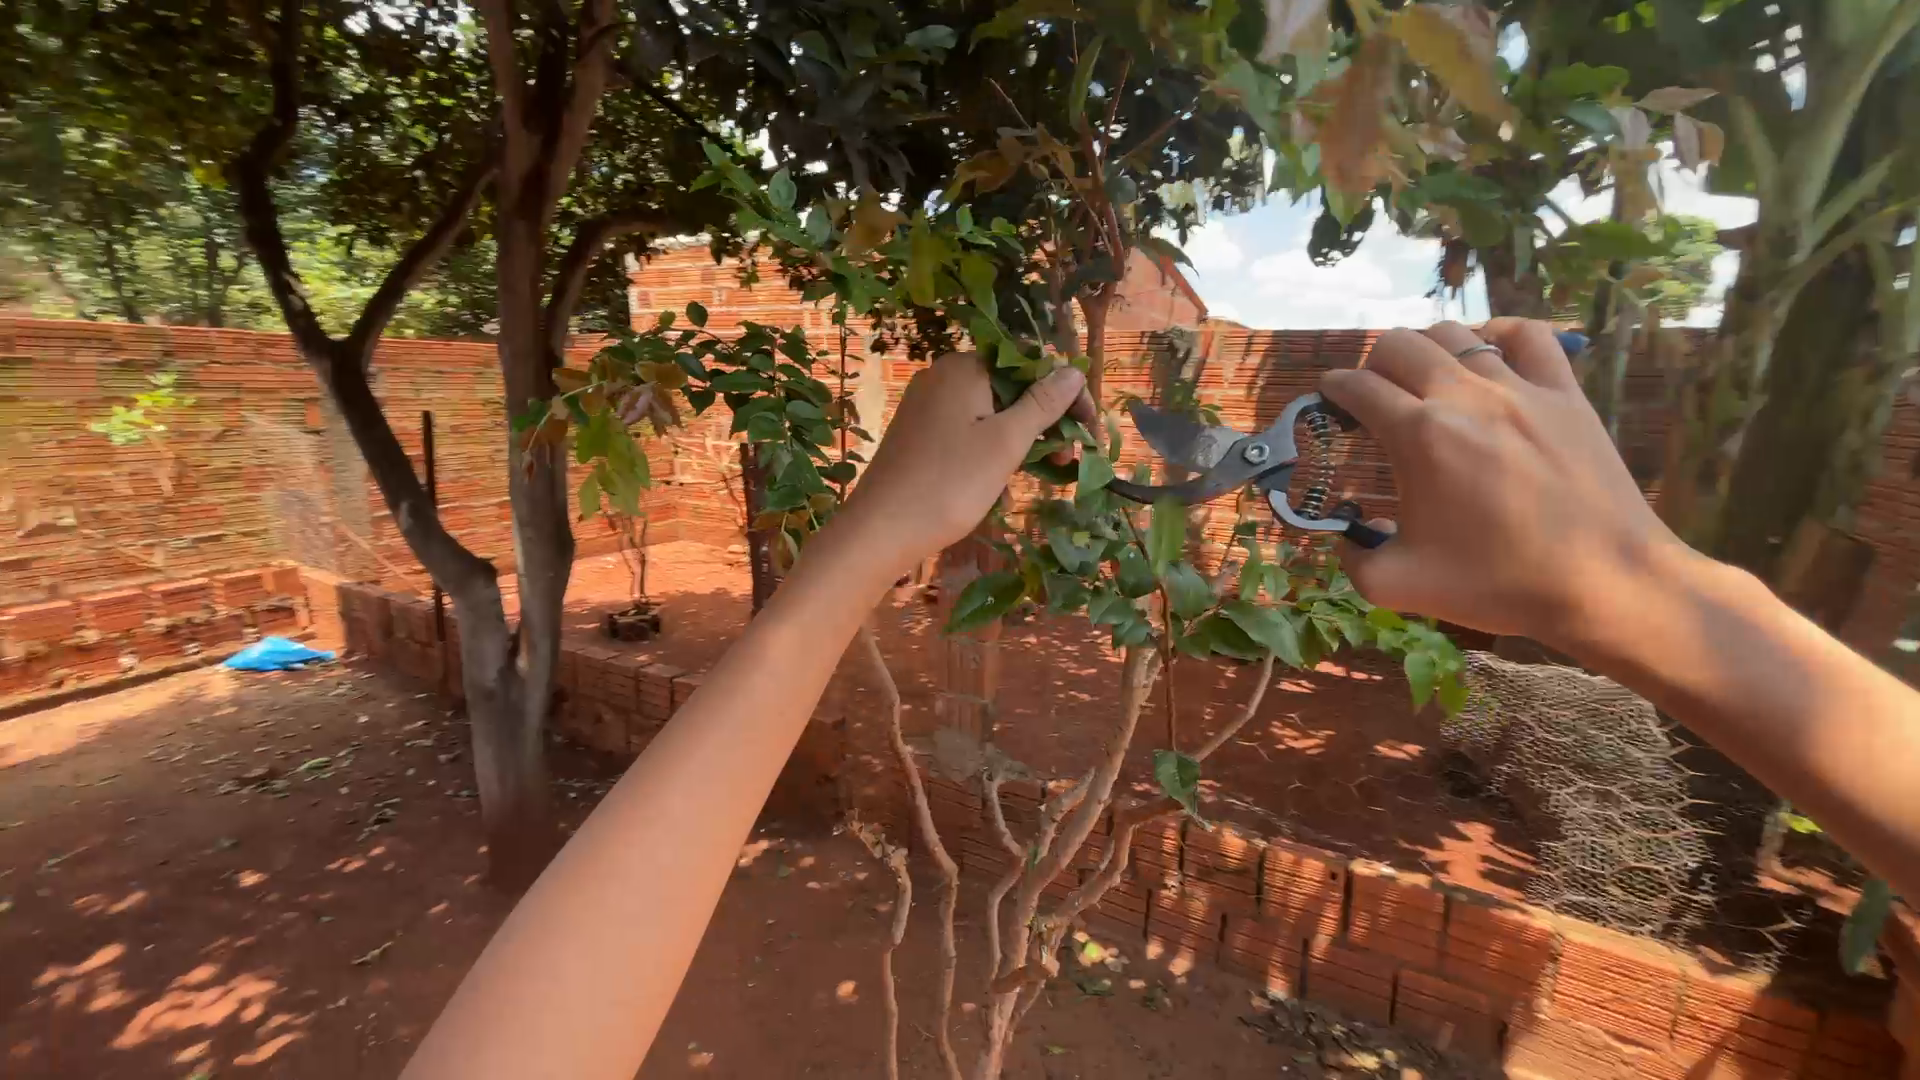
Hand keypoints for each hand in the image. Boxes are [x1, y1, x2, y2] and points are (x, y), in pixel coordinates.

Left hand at [832, 352, 1092, 577]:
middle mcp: (942, 379)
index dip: (1065, 393)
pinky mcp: (919, 439)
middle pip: (1009, 390)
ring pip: (989, 417)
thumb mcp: (1006, 442)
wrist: (881, 530)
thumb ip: (1042, 403)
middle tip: (1068, 459)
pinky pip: (966, 436)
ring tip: (1042, 475)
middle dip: (1044, 422)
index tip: (1088, 428)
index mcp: (964, 369)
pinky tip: (1000, 490)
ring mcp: (926, 410)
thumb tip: (1071, 369)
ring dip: (1020, 444)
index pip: (1029, 363)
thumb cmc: (950, 483)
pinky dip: (990, 456)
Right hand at [1320, 318, 1685, 644]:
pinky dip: (1494, 335)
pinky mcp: (1566, 394)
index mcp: (1419, 437)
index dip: (1332, 390)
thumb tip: (1348, 530)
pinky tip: (1484, 355)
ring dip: (1423, 349)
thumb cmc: (1495, 584)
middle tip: (1370, 398)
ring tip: (1420, 380)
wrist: (1604, 586)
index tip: (1326, 403)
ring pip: (1455, 335)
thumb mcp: (1392, 585)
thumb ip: (1349, 555)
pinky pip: (1527, 336)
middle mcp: (1465, 398)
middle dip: (1371, 365)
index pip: (1358, 388)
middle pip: (1400, 345)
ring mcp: (1521, 390)